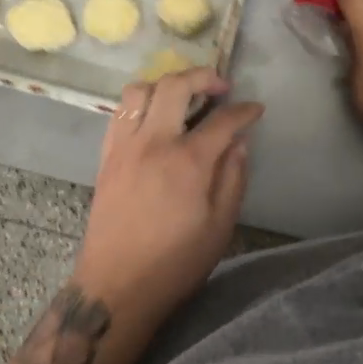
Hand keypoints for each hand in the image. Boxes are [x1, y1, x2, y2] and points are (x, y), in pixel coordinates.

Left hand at [71, 68, 263, 325]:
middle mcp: (153, 142)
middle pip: (175, 85)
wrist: (115, 287)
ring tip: (184, 98)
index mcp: (187, 161)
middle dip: (203, 76)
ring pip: (141, 89)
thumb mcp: (219, 227)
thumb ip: (232, 178)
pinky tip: (154, 119)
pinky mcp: (106, 155)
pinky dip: (141, 103)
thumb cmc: (174, 263)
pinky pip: (121, 111)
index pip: (222, 119)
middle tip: (220, 87)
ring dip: (166, 85)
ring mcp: (124, 145)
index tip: (256, 109)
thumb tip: (239, 143)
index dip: (244, 110)